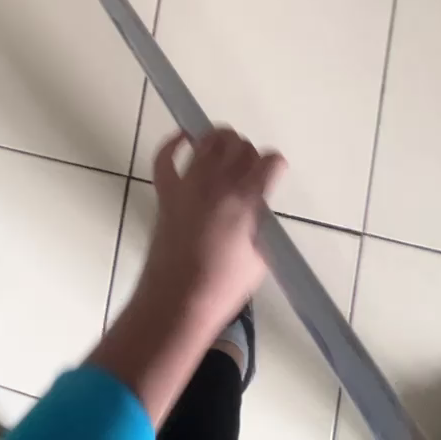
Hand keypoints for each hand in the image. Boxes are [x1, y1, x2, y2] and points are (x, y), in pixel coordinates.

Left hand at [138, 127, 287, 331]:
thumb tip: (255, 205)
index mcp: (245, 200)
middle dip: (249, 154)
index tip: (274, 174)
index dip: (275, 166)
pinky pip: (165, 156)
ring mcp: (188, 183)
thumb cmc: (223, 287)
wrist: (177, 301)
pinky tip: (184, 140)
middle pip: (240, 145)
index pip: (270, 161)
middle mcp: (218, 183)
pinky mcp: (166, 190)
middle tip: (249, 171)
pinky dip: (174, 143)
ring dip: (220, 141)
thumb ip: (260, 222)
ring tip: (224, 154)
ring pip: (208, 140)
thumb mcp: (260, 256)